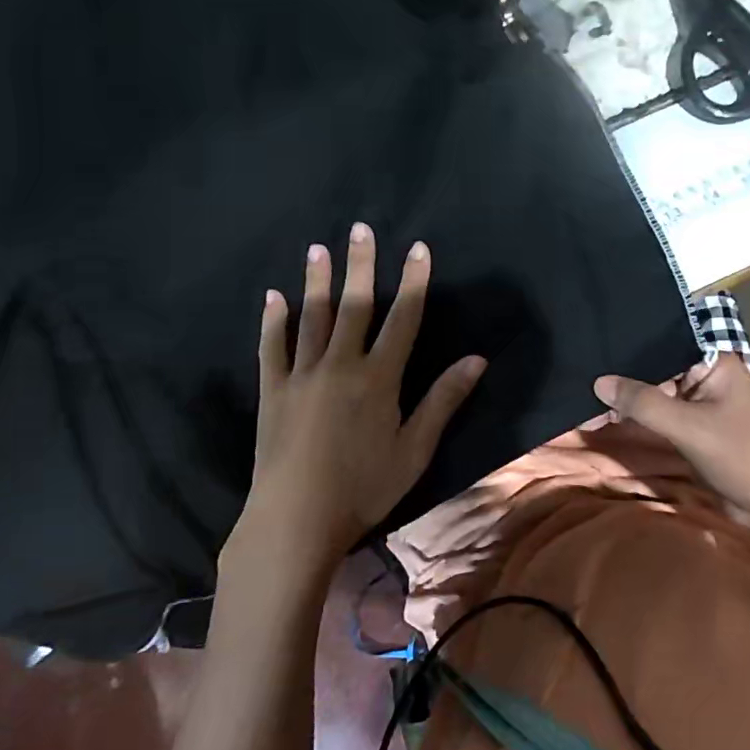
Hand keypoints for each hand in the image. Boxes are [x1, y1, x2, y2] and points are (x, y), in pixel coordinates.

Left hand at [235, 225, 486, 565]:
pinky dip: (273, 321)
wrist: (295, 520)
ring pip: (312, 318)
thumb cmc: (364, 487)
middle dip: (361, 265)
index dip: (414, 281)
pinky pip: (272, 348)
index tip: (418, 247)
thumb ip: (444, 400)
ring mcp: (301, 376)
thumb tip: (477, 359)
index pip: (404, 318)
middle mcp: (340, 365)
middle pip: (355, 306)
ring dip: (317, 281)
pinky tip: (273, 298)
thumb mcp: (415, 448)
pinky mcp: (272, 392)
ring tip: (318, 249)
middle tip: (359, 228)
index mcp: (379, 377)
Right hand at [593, 356, 749, 519]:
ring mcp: (703, 403)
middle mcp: (708, 376)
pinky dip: (639, 417)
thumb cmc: (742, 456)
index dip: (629, 346)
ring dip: (628, 399)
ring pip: (657, 393)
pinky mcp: (698, 428)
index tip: (591, 346)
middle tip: (578, 373)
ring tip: (582, 395)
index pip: (664, 341)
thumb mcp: (689, 427)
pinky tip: (607, 416)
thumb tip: (599, 381)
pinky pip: (663, 415)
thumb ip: (644, 403)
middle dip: (623, 376)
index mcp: (715, 361)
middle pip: (658, 367)